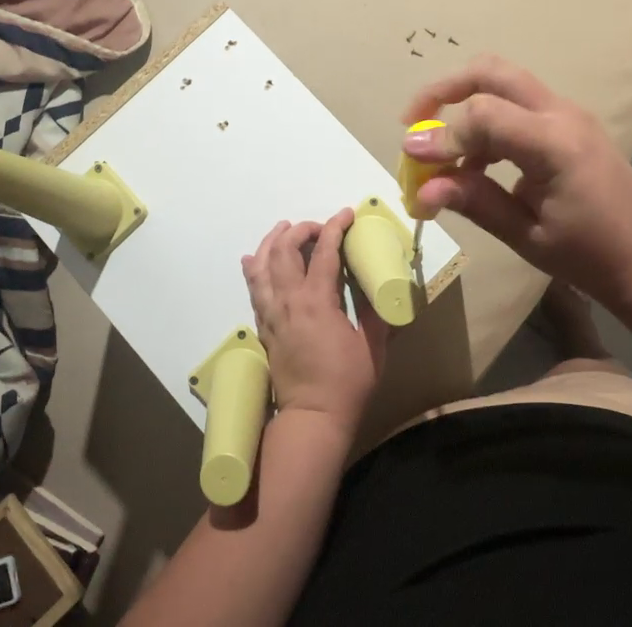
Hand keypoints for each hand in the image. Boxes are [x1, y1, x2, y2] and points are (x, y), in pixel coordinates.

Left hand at [240, 210, 389, 436]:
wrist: (313, 417)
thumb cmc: (347, 383)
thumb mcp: (372, 345)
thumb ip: (374, 311)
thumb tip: (378, 285)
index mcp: (317, 302)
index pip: (324, 252)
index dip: (335, 227)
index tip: (346, 214)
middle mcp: (288, 302)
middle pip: (284, 250)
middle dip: (301, 229)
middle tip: (319, 227)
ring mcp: (271, 313)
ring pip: (263, 265)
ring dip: (273, 242)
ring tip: (285, 230)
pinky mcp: (264, 327)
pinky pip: (253, 289)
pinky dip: (254, 268)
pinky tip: (255, 259)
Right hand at [402, 56, 631, 310]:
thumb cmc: (591, 255)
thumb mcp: (527, 236)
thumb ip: (476, 203)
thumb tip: (422, 191)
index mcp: (555, 145)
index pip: (484, 115)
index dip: (442, 134)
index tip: (410, 156)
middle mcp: (562, 114)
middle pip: (491, 72)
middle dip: (444, 89)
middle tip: (414, 121)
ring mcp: (568, 113)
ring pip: (504, 81)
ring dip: (464, 105)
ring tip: (442, 154)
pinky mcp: (568, 123)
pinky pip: (518, 104)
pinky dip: (487, 121)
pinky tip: (473, 162)